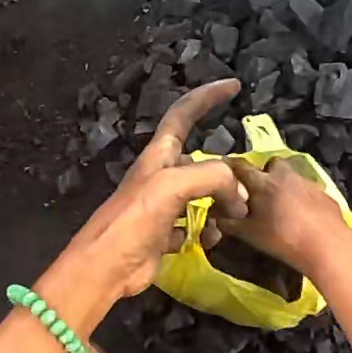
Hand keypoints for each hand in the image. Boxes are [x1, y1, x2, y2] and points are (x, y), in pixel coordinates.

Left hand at [46, 79, 249, 304]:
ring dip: (222, 206)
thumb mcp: (173, 185)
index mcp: (158, 156)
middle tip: (245, 196)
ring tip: (232, 220)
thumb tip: (238, 196)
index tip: (233, 86)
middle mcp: (160, 176)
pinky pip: (196, 226)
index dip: (206, 97)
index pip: (183, 114)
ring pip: (204, 196)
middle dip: (228, 175)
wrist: (106, 266)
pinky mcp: (164, 234)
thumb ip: (212, 177)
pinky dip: (208, 231)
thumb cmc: (134, 219)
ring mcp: (162, 206)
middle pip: (203, 163)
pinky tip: (210, 240)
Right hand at [215, 157, 351, 276]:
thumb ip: (228, 223)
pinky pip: (309, 191)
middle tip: (260, 190)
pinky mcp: (326, 195)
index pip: (241, 166)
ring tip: (282, 205)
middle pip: (272, 163)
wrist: (327, 247)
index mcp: (262, 183)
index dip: (231, 166)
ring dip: (284, 185)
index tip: (225, 170)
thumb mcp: (248, 234)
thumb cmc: (281, 238)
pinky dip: (302, 198)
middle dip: (265, 171)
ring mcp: (308, 184)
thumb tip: (214, 217)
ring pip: (292, 176)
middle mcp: (285, 176)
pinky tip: (302, 216)